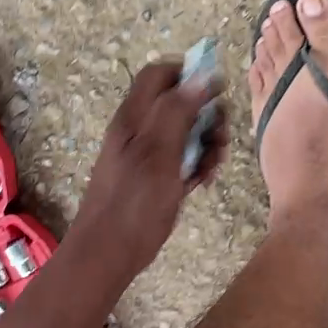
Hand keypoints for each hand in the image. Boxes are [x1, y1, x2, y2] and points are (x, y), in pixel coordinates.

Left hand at [65, 62, 226, 277]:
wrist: (107, 254)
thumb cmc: (133, 204)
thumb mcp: (159, 153)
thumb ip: (177, 111)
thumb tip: (201, 75)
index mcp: (134, 117)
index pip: (160, 73)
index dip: (188, 74)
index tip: (216, 93)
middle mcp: (139, 130)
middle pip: (178, 102)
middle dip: (206, 114)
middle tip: (220, 138)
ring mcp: (146, 154)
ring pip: (184, 132)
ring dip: (206, 142)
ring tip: (214, 165)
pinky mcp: (154, 178)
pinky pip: (181, 159)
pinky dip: (196, 164)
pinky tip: (203, 182)